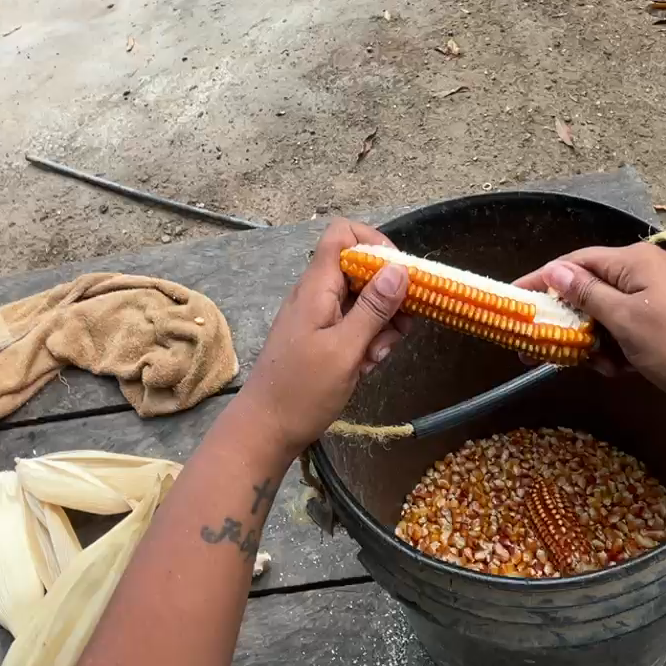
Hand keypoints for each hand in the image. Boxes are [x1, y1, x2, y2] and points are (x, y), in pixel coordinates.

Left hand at [234, 219, 410, 456]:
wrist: (265, 430)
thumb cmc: (301, 390)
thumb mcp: (345, 350)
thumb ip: (373, 308)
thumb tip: (399, 267)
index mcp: (317, 286)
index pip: (343, 235)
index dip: (375, 243)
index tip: (400, 273)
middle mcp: (317, 293)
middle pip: (362, 269)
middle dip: (388, 296)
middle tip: (397, 329)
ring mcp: (319, 315)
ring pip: (363, 300)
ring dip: (381, 324)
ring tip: (377, 357)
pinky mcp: (323, 337)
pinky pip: (355, 324)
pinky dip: (368, 340)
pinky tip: (367, 367)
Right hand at [515, 242, 665, 403]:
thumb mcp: (625, 321)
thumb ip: (586, 295)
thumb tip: (555, 271)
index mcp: (633, 261)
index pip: (574, 263)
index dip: (541, 281)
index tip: (513, 300)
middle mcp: (648, 270)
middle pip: (592, 288)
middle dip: (571, 319)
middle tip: (544, 350)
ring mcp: (664, 294)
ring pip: (612, 311)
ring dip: (597, 338)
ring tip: (599, 367)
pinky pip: (634, 324)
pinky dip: (622, 344)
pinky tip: (623, 369)